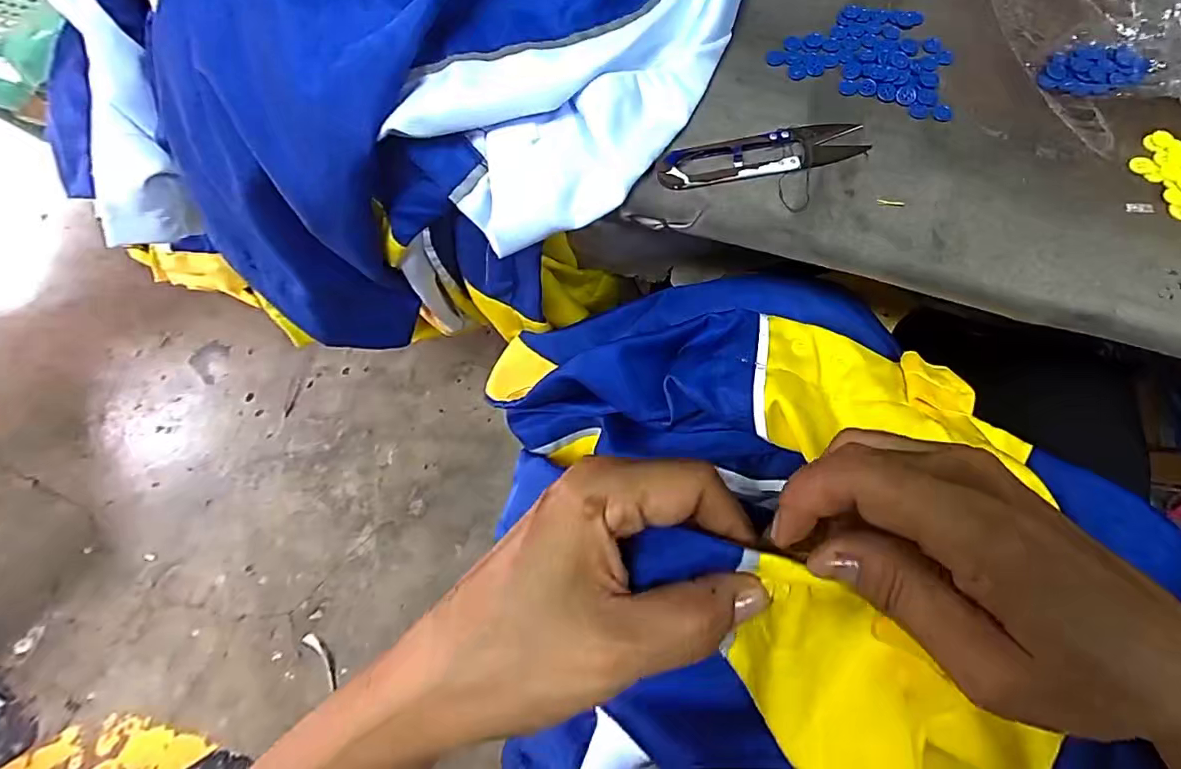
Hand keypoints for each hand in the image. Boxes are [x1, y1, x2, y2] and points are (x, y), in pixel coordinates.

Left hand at [260, 457, 767, 768]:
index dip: (734, 526)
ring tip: (692, 608)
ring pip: (665, 518)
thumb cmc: (515, 662)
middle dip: (711, 548)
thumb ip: (699, 616)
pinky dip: (662, 569)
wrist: (419, 701)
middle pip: (683, 496)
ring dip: (687, 562)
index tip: (753, 575)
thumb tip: (761, 588)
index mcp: (603, 486)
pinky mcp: (576, 531)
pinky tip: (657, 606)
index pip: (698, 484)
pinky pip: (642, 535)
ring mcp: (583, 503)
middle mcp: (597, 478)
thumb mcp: (618, 649)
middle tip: (724, 597)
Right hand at [770, 430, 1180, 767]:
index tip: (782, 550)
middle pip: (867, 447)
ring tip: (840, 556)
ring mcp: (988, 468)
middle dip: (820, 491)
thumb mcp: (981, 661)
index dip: (805, 499)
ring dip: (849, 490)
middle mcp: (974, 471)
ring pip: (889, 450)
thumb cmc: (1076, 671)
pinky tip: (885, 540)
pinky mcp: (996, 479)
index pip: (860, 471)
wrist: (1160, 652)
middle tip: (808, 557)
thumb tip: (826, 548)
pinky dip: (883, 490)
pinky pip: (918, 464)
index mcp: (970, 516)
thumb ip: (901, 590)